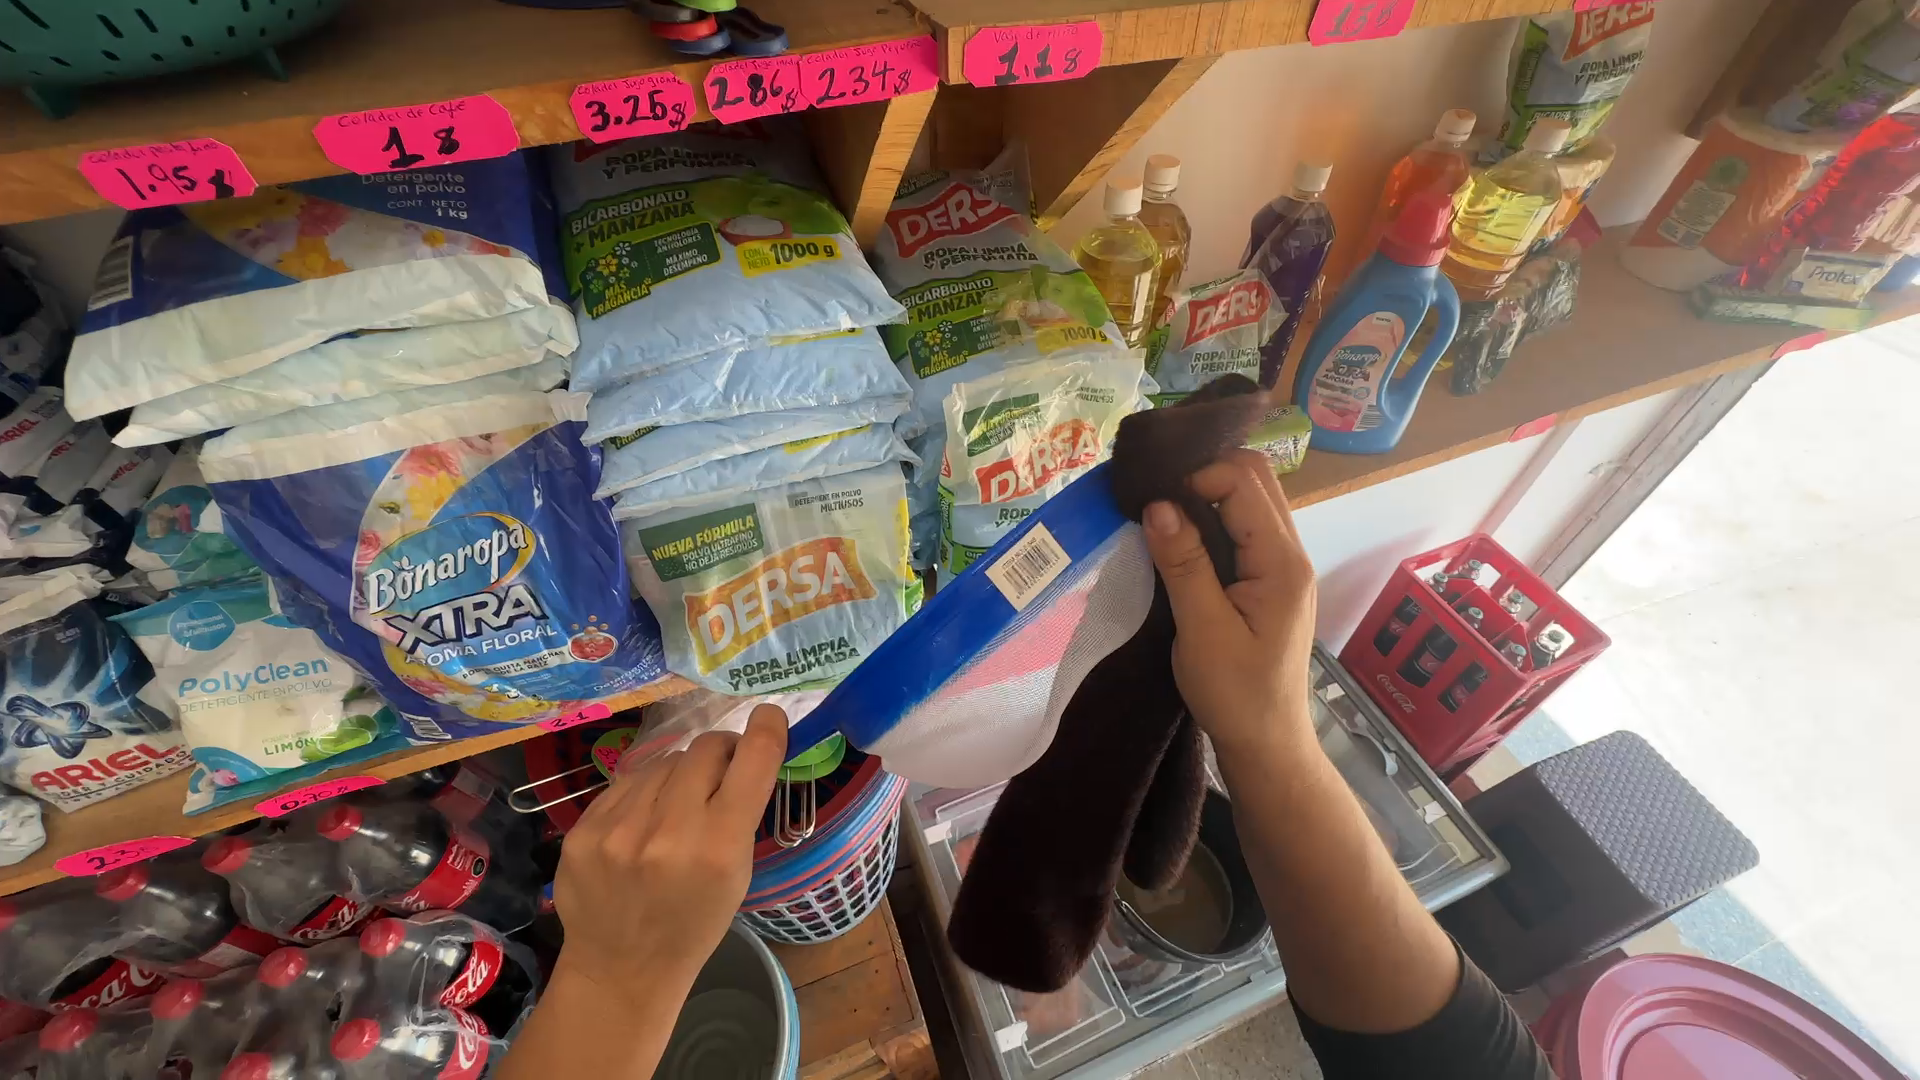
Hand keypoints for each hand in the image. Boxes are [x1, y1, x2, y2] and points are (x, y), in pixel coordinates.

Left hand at [551, 704, 787, 1001]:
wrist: (621, 969)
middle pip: (706, 748)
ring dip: (680, 772)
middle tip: (721, 773)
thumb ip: (743, 808)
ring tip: (677, 806)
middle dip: (721, 753)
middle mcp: (669, 830)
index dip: (766, 728)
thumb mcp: (738, 870)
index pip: (752, 759)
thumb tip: (747, 747)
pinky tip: (644, 819)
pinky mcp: (583, 831)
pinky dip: (645, 789)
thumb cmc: (696, 920)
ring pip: (666, 760)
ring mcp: (619, 829)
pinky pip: (628, 781)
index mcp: (720, 846)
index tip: (769, 716)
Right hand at [1142, 449, 1317, 756]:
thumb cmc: (1234, 692)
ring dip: (1206, 494)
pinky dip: (1211, 517)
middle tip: (1156, 500)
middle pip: (1254, 478)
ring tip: (1162, 514)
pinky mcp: (1267, 576)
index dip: (1196, 478)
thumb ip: (1184, 563)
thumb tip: (1157, 504)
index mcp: (1281, 562)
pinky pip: (1242, 525)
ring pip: (1249, 498)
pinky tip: (1180, 536)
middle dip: (1203, 474)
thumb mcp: (1202, 629)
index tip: (1154, 505)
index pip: (1244, 482)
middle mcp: (1290, 552)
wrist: (1264, 740)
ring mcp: (1281, 563)